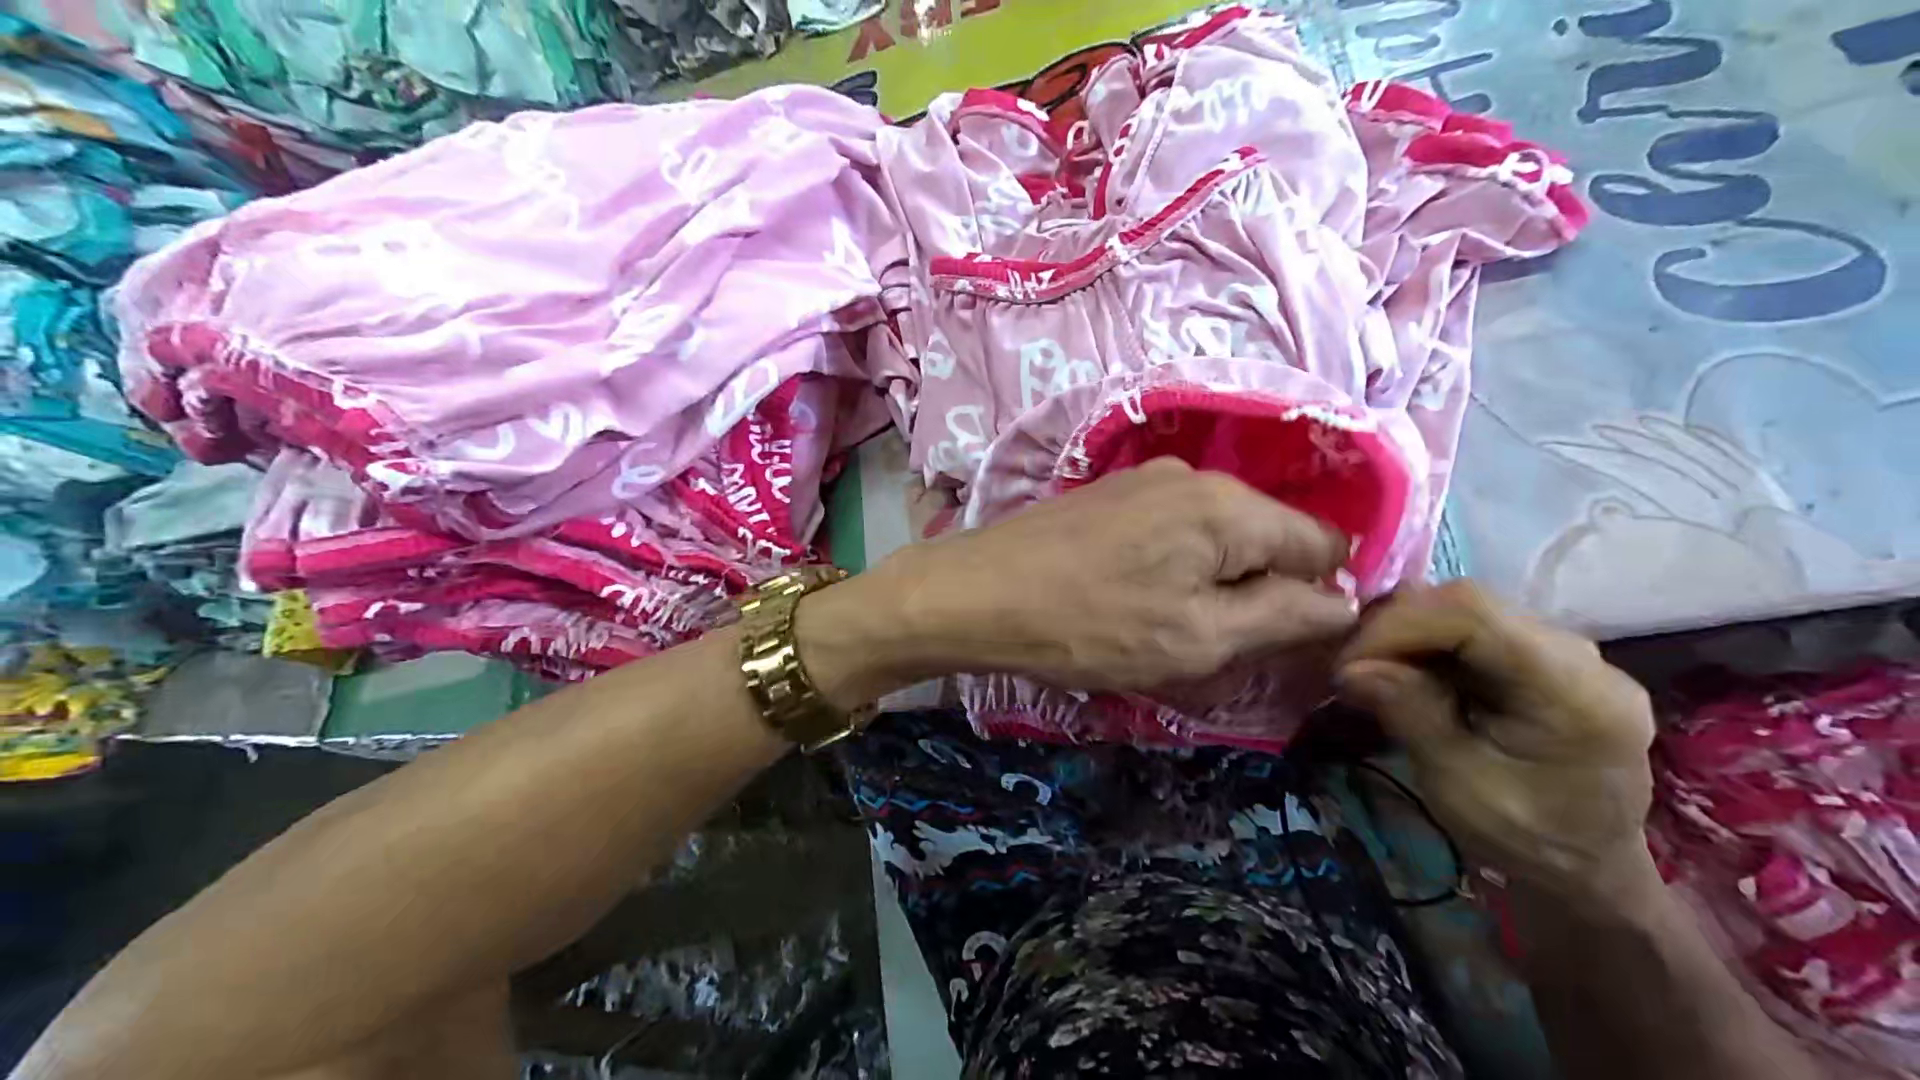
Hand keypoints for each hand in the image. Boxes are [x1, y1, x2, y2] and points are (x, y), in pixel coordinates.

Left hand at [806, 458, 1357, 703]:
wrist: (975, 593)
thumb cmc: (1089, 626)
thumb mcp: (1197, 638)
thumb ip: (1283, 617)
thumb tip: (1345, 602)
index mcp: (1230, 507)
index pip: (1324, 544)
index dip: (1322, 598)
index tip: (1288, 645)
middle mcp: (1195, 477)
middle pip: (1269, 537)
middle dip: (1261, 592)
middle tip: (1218, 647)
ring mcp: (1146, 480)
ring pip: (1218, 536)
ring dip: (1213, 584)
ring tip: (1165, 628)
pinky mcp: (1110, 494)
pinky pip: (1172, 530)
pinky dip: (1173, 567)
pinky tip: (1132, 599)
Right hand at [1334, 581, 1657, 901]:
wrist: (1584, 867)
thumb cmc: (1525, 837)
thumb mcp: (1459, 784)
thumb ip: (1412, 715)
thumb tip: (1350, 668)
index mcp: (1576, 692)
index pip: (1474, 616)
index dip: (1398, 625)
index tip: (1347, 663)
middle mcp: (1580, 655)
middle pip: (1468, 603)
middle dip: (1395, 625)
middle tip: (1350, 665)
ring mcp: (1563, 650)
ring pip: (1464, 607)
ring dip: (1404, 630)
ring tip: (1369, 667)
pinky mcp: (1540, 654)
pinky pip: (1470, 624)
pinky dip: (1422, 638)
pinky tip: (1401, 667)